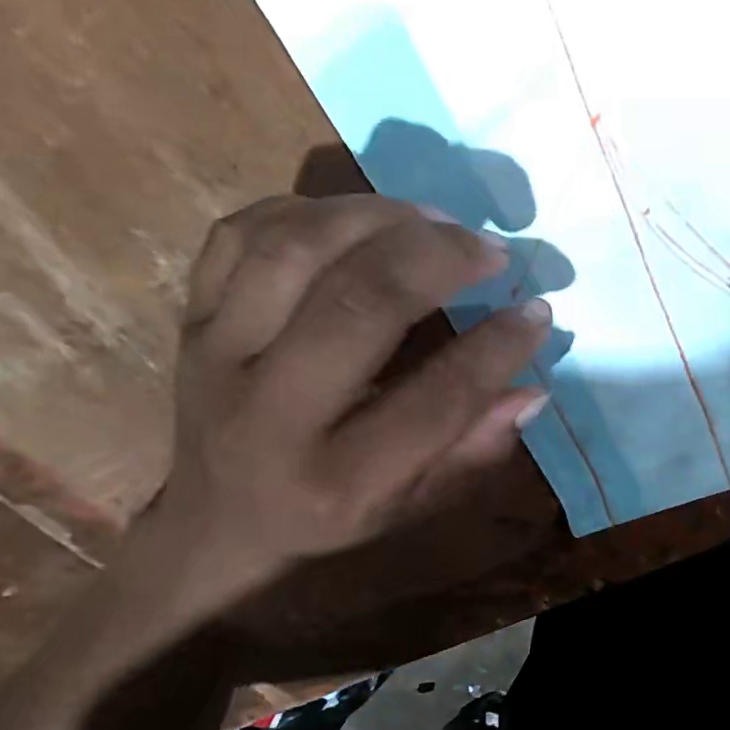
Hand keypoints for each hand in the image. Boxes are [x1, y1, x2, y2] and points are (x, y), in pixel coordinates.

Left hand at [122, 194, 551, 632]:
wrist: (218, 518)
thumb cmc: (333, 514)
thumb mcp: (417, 504)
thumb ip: (478, 449)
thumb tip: (533, 388)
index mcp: (337, 479)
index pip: (437, 397)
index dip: (499, 347)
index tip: (538, 310)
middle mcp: (268, 413)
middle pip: (357, 303)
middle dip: (438, 259)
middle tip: (490, 248)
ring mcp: (217, 354)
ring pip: (296, 250)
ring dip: (378, 218)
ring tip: (435, 221)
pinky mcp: (191, 316)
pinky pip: (244, 232)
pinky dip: (312, 211)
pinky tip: (364, 219)